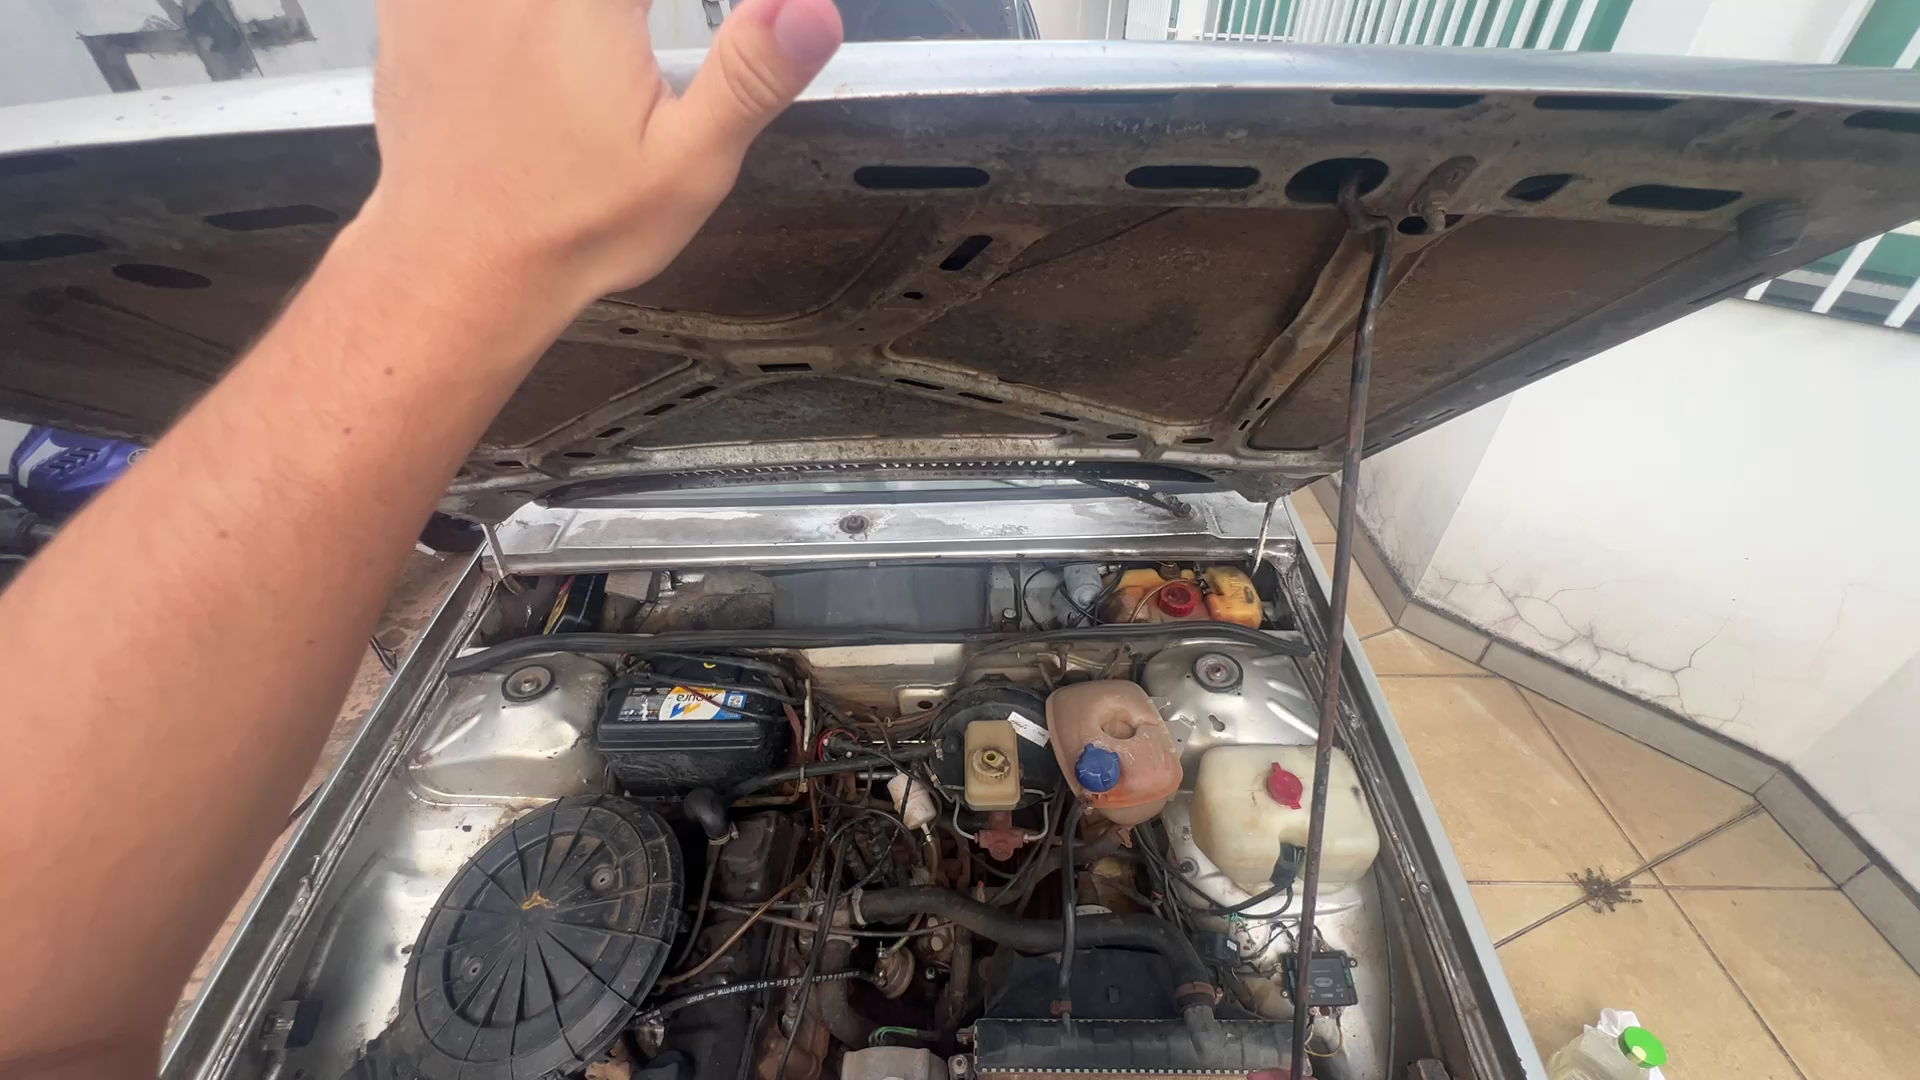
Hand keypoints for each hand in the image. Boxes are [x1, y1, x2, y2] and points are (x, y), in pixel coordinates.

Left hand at [363, 0, 842, 305]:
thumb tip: (812, 12)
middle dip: (629, 26)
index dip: (720, 13)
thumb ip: (751, 79)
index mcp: (592, 3)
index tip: (692, 60)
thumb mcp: (690, 165)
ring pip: (552, 2)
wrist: (467, 259)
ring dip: (589, 27)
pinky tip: (531, 51)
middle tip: (630, 102)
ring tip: (596, 86)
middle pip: (605, 0)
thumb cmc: (582, 224)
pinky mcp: (418, 4)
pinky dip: (517, 24)